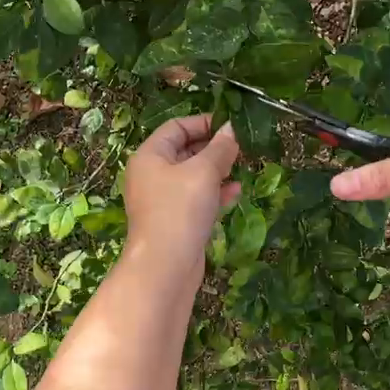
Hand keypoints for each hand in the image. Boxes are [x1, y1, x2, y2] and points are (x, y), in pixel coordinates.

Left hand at [124, 114, 241, 265]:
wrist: (165, 266)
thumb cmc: (180, 210)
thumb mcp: (203, 172)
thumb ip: (219, 148)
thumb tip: (230, 128)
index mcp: (149, 156)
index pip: (176, 127)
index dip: (203, 122)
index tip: (231, 125)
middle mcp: (151, 174)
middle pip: (184, 150)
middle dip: (212, 148)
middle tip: (240, 148)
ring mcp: (161, 199)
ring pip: (192, 176)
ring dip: (216, 171)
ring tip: (240, 168)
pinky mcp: (174, 220)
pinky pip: (195, 198)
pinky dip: (214, 193)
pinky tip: (235, 193)